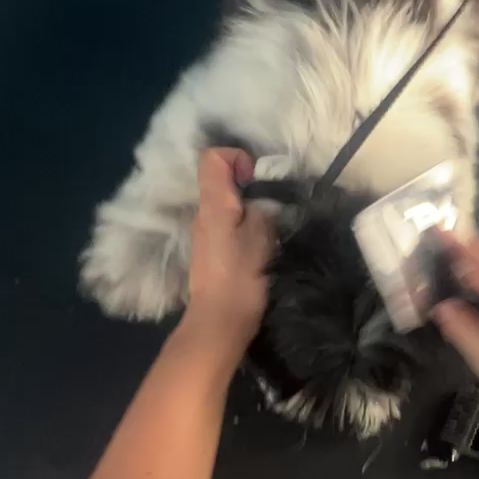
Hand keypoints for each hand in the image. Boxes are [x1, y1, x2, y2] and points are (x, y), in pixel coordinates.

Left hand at [179, 148, 274, 346]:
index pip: (213, 157)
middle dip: (249, 184)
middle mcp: (204, 214)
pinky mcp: (213, 251)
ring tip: (272, 228)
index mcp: (214, 204)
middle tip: (273, 206)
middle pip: (220, 179)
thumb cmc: (240, 279)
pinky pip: (228, 224)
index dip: (238, 158)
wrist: (219, 321)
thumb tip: (267, 198)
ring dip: (250, 208)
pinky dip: (245, 225)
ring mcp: (206, 233)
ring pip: (227, 203)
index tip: (259, 181)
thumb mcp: (260, 239)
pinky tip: (262, 245)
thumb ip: (264, 210)